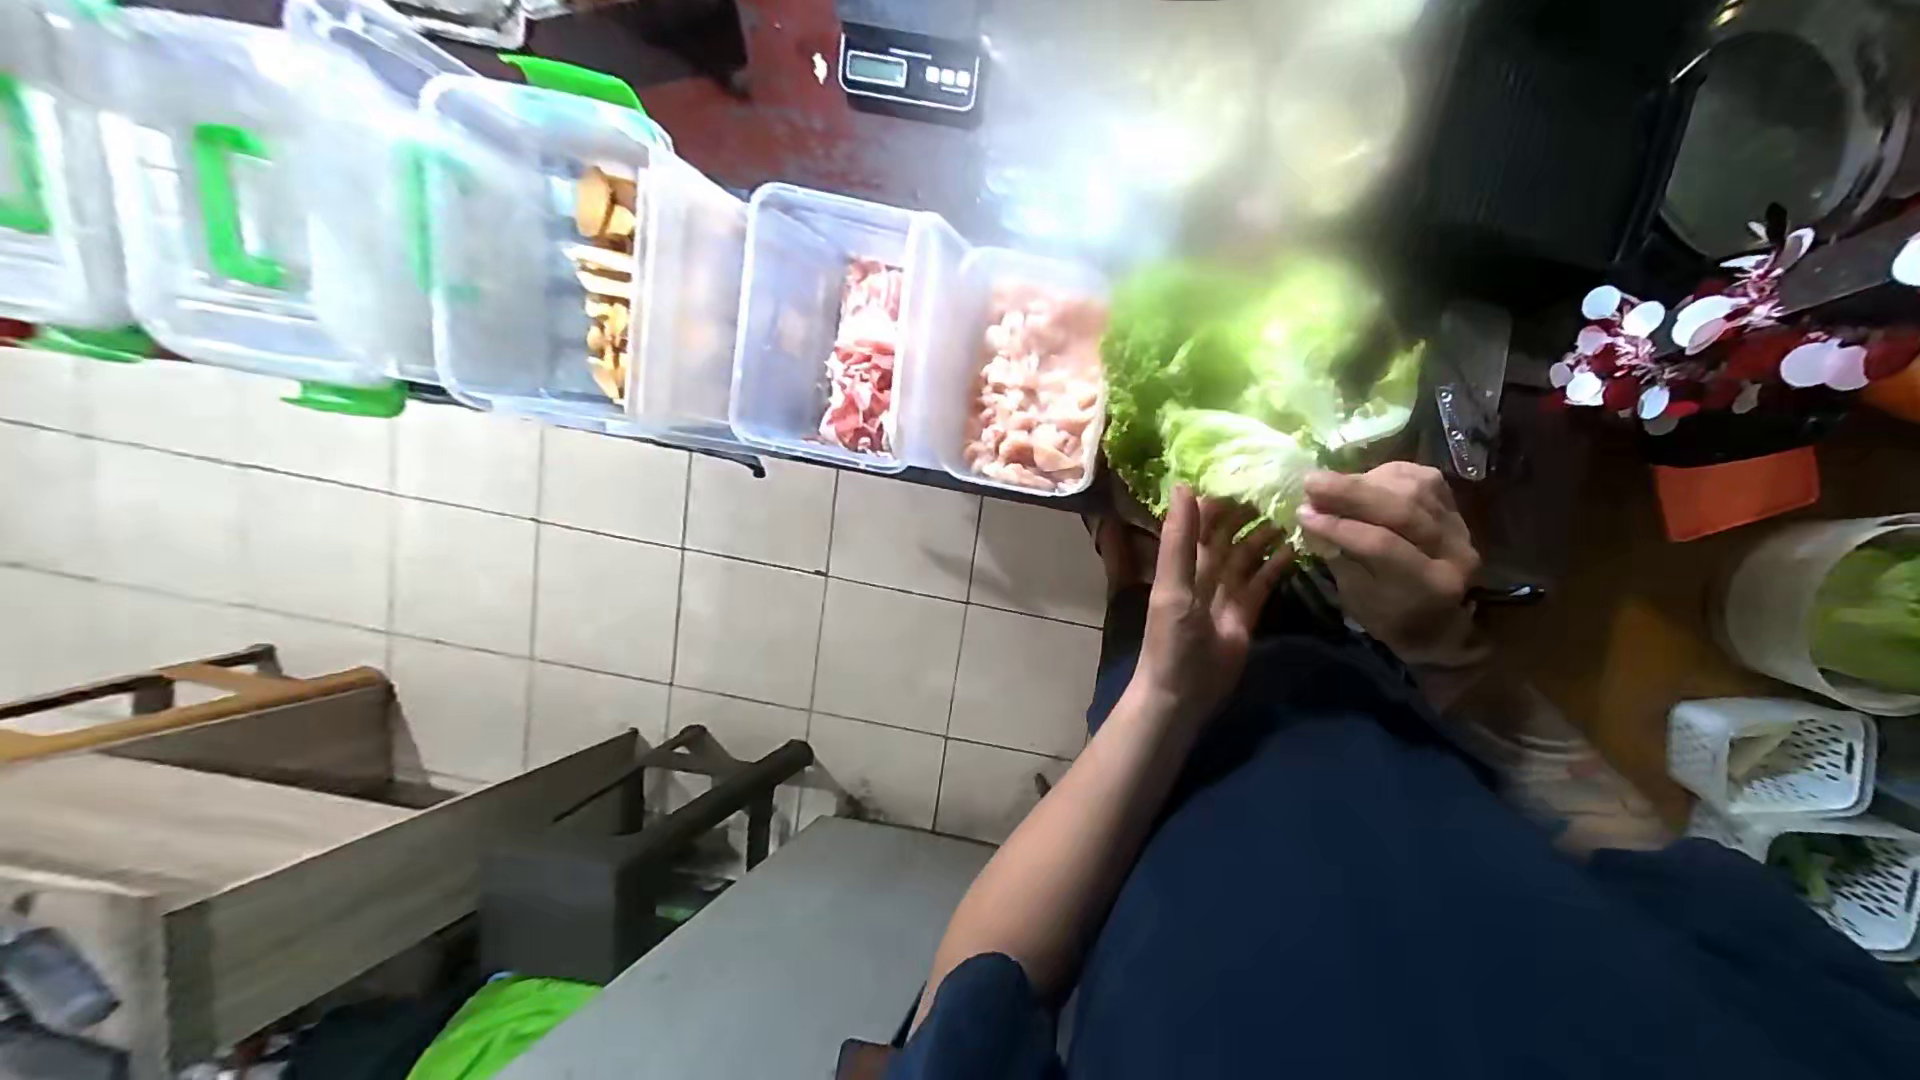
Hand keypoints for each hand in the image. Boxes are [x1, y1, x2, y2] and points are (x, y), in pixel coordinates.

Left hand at [1132, 487, 1295, 726]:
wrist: (1182, 692)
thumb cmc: (1171, 639)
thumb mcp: (1173, 587)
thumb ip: (1178, 540)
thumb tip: (1183, 487)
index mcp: (1181, 562)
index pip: (1199, 520)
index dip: (1218, 497)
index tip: (1245, 470)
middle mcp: (1203, 572)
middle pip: (1226, 534)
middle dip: (1247, 512)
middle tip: (1280, 486)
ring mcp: (1225, 592)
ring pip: (1247, 555)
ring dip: (1265, 535)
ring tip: (1295, 510)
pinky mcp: (1245, 612)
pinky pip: (1262, 581)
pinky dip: (1277, 565)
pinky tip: (1298, 546)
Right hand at [1298, 462, 1481, 663]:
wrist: (1437, 621)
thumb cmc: (1387, 616)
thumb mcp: (1354, 595)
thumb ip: (1337, 553)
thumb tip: (1310, 515)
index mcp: (1428, 584)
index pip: (1381, 544)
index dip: (1338, 526)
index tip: (1302, 515)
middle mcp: (1454, 551)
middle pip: (1403, 509)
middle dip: (1350, 492)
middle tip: (1311, 482)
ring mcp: (1460, 526)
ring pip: (1414, 488)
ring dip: (1366, 480)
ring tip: (1330, 484)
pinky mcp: (1456, 508)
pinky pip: (1423, 479)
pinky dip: (1386, 474)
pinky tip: (1362, 479)